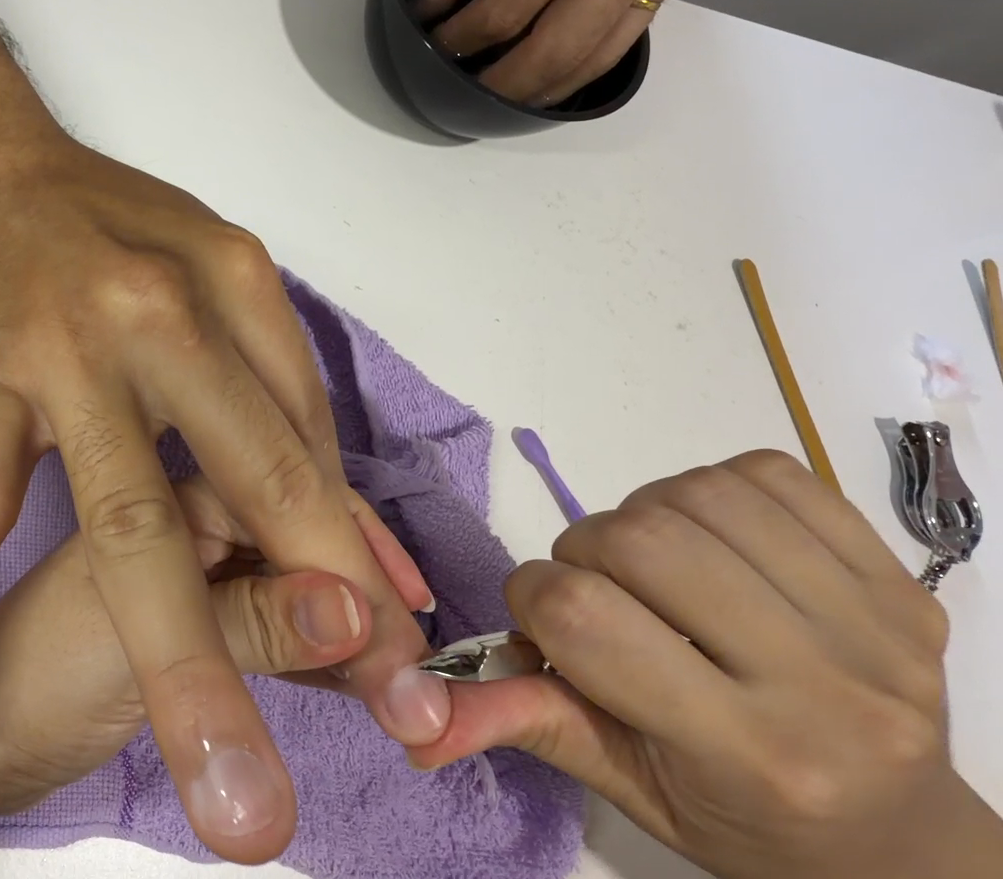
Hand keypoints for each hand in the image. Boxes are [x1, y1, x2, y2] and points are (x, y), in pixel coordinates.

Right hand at [0, 137, 443, 858]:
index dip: (360, 565)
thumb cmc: (116, 232)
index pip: (311, 448)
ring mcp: (66, 358)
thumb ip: (285, 407)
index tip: (400, 672)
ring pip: (129, 520)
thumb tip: (358, 545)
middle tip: (398, 741)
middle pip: (253, 486)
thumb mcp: (224, 285)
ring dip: (179, 660)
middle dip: (334, 621)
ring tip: (225, 802)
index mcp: (236, 291)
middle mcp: (164, 321)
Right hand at [411, 451, 1002, 878]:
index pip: (585, 617)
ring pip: (699, 494)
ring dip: (643, 514)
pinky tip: (711, 541)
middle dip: (584, 550)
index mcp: (750, 752)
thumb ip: (525, 723)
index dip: (532, 598)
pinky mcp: (904, 581)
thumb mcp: (624, 787)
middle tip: (598, 592)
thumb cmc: (741, 818)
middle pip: (641, 540)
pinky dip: (711, 489)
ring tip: (652, 565)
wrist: (902, 841)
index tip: (544, 624)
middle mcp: (829, 687)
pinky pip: (771, 475)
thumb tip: (413, 711)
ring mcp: (879, 626)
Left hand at [420, 0, 716, 104]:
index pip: (510, 9)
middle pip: (563, 45)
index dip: (464, 38)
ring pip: (607, 49)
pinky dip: (590, 59)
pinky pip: (637, 26)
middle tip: (471, 92)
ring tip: (509, 95)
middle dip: (508, 81)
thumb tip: (429, 12)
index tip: (439, 44)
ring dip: (552, 85)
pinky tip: (555, 71)